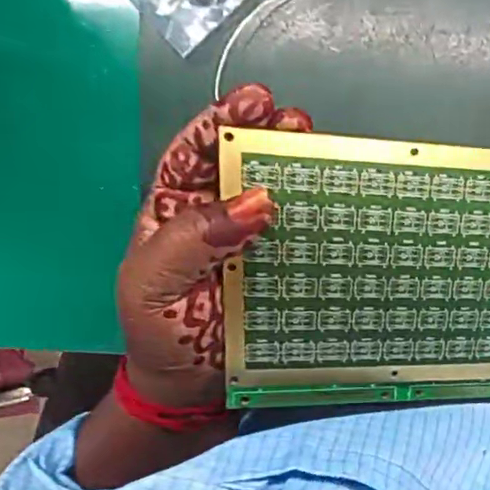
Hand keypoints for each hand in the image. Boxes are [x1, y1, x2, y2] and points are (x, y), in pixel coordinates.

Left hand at [117, 84, 311, 407]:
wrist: (188, 388)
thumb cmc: (159, 332)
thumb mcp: (153, 283)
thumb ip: (194, 240)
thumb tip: (259, 200)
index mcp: (175, 209)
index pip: (194, 154)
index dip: (221, 123)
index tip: (254, 101)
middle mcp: (216, 215)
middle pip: (242, 163)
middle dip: (268, 135)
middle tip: (297, 122)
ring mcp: (253, 241)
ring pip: (277, 192)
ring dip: (299, 168)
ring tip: (322, 151)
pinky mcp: (282, 267)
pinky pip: (300, 235)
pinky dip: (318, 215)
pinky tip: (336, 199)